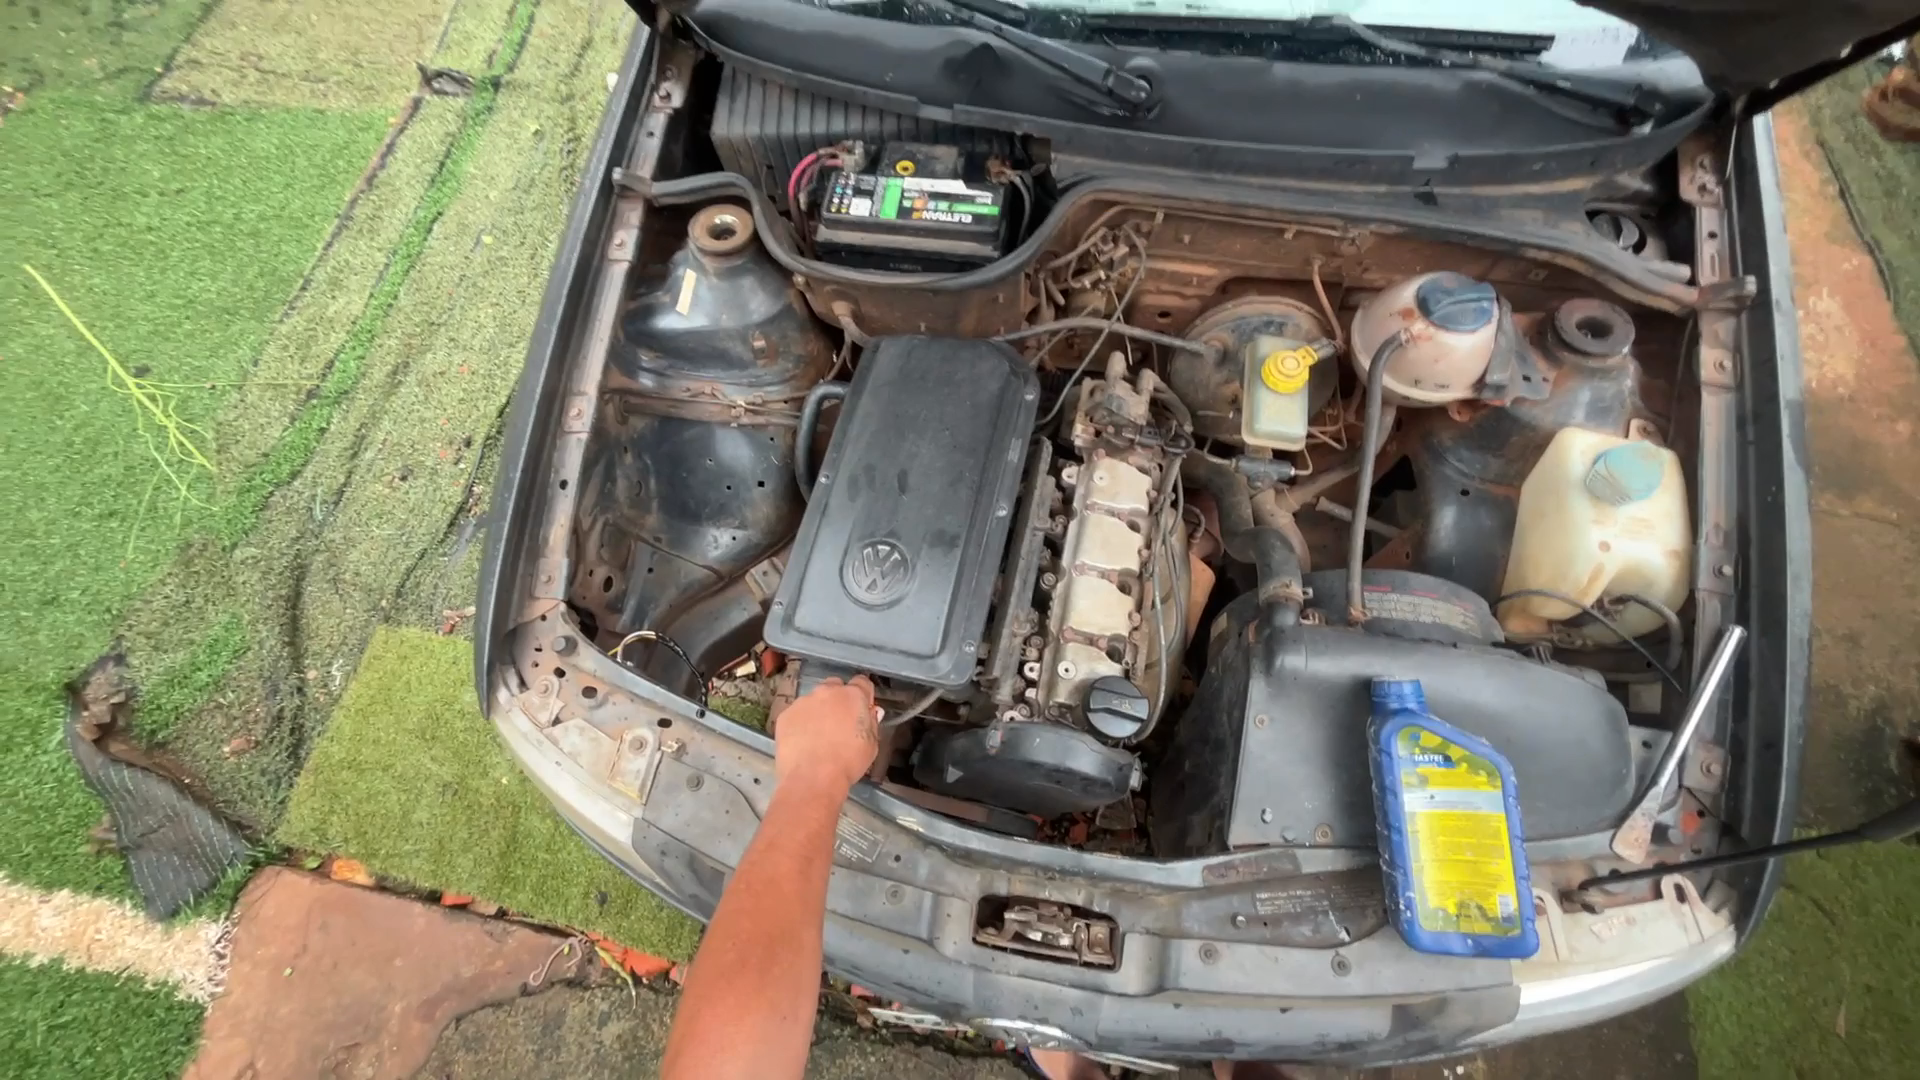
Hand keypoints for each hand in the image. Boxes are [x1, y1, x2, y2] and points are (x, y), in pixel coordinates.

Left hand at [774, 675, 879, 796]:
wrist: (812, 778)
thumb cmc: (848, 762)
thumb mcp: (872, 745)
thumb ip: (872, 722)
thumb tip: (871, 712)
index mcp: (853, 696)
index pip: (862, 682)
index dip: (863, 696)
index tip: (862, 710)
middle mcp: (828, 692)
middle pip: (835, 687)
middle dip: (839, 700)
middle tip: (840, 723)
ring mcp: (804, 702)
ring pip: (814, 700)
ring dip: (819, 711)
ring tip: (819, 737)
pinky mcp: (786, 715)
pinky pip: (797, 714)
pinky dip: (801, 723)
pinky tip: (803, 742)